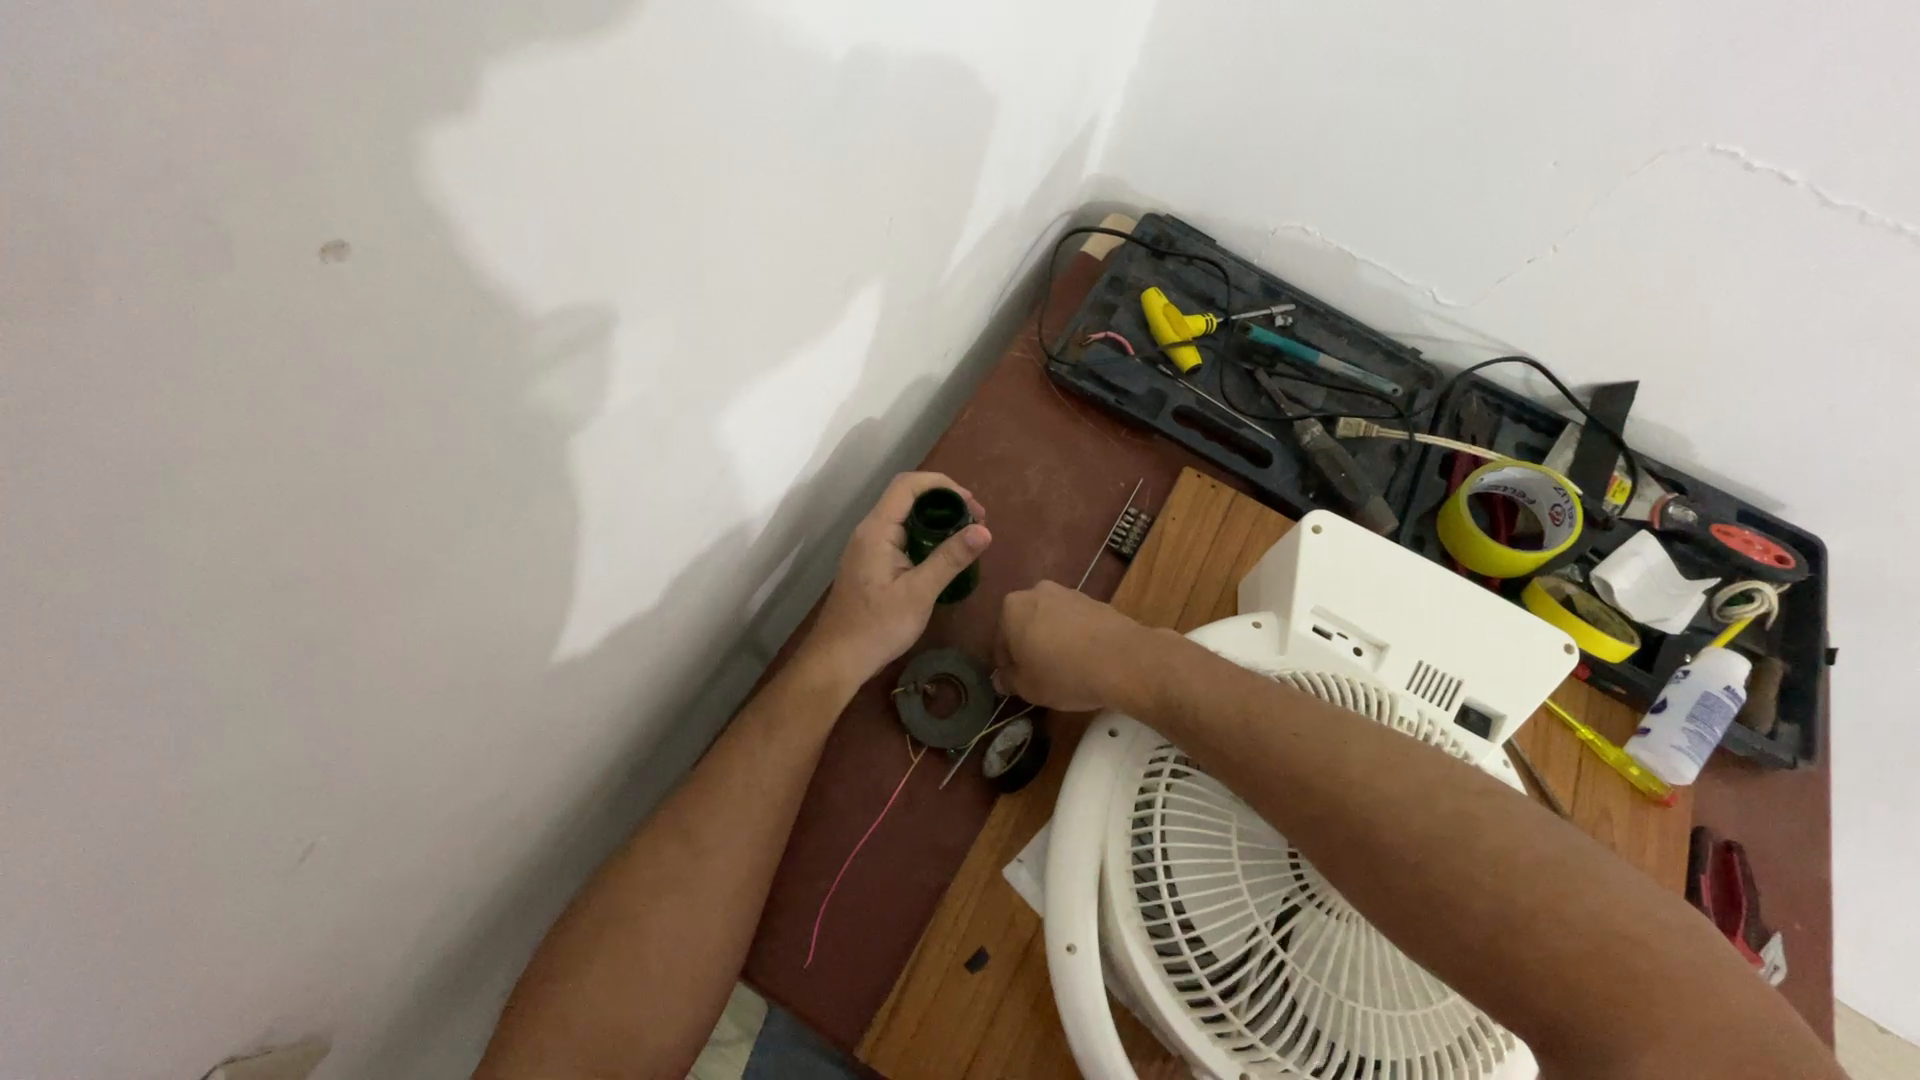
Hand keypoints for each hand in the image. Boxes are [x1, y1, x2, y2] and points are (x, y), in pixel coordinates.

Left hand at [801, 472, 990, 686]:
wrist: (838, 658)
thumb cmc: (877, 627)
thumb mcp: (919, 593)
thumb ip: (950, 559)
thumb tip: (984, 530)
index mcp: (877, 530)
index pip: (908, 485)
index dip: (942, 484)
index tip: (971, 503)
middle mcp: (870, 530)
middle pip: (907, 496)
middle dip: (944, 500)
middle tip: (976, 520)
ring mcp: (868, 546)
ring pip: (905, 516)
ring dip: (936, 518)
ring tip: (966, 534)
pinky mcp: (871, 561)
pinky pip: (901, 535)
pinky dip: (926, 535)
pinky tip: (944, 553)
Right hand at [993, 581, 1155, 711]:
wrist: (1121, 659)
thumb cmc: (1062, 673)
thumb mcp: (1027, 687)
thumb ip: (1009, 680)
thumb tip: (1001, 678)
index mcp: (1012, 607)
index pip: (1000, 640)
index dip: (1008, 665)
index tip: (1018, 682)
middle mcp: (1038, 592)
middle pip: (1027, 624)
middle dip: (1030, 646)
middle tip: (1040, 675)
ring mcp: (1070, 593)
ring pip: (1053, 621)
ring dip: (1054, 640)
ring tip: (1067, 669)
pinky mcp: (1097, 601)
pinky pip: (1078, 622)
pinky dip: (1078, 637)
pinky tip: (1087, 660)